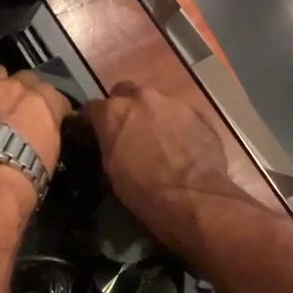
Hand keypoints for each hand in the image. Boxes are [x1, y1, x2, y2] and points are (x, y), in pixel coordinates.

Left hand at [0, 66, 71, 201]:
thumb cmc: (29, 164)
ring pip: (0, 73)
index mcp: (47, 98)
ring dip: (1, 84)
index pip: (57, 97)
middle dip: (28, 90)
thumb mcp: (51, 149)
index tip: (52, 117)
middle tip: (24, 106)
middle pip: (28, 78)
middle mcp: (22, 85)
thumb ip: (48, 129)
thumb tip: (44, 129)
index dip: (54, 108)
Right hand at [85, 81, 255, 256]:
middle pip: (126, 93)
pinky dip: (177, 126)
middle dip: (124, 108)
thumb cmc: (143, 190)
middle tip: (128, 131)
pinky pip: (181, 115)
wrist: (193, 199)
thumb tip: (109, 141)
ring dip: (153, 116)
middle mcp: (142, 98)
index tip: (94, 132)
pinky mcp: (199, 114)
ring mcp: (173, 103)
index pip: (93, 107)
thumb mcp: (111, 170)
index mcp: (113, 112)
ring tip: (159, 140)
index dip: (93, 121)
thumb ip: (108, 144)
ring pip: (156, 102)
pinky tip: (182, 146)